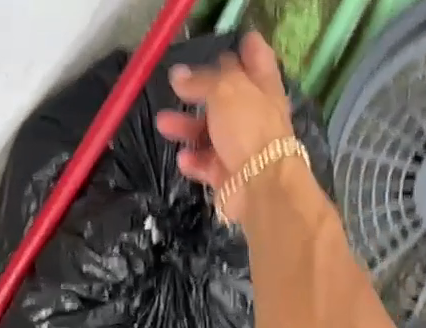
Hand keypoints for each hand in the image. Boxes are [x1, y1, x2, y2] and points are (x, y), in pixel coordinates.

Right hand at [154, 33, 297, 217]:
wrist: (259, 183)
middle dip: (201, 92)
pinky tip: (182, 157)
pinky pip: (205, 163)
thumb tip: (177, 75)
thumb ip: (200, 81)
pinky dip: (193, 160)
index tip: (228, 45)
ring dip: (186, 127)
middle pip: (226, 98)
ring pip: (209, 132)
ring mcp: (241, 145)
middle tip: (177, 87)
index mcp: (262, 87)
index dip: (245, 50)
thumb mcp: (224, 91)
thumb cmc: (247, 128)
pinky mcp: (227, 172)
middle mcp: (254, 114)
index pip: (256, 60)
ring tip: (162, 123)